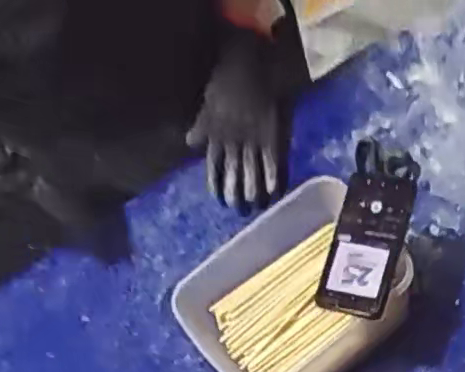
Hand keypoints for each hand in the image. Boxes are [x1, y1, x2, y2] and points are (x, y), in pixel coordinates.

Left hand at [187, 33, 282, 209]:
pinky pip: (272, 163)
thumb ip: (201, 128)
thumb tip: (189, 144)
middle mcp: (233, 142)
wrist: (249, 65)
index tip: (219, 202)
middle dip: (236, 196)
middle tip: (240, 212)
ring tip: (257, 207)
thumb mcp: (207, 105)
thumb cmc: (226, 83)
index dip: (216, 186)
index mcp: (216, 135)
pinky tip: (275, 192)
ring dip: (254, 193)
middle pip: (234, 175)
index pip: (214, 167)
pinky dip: (273, 178)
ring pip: (252, 173)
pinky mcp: (270, 139)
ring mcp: (252, 141)